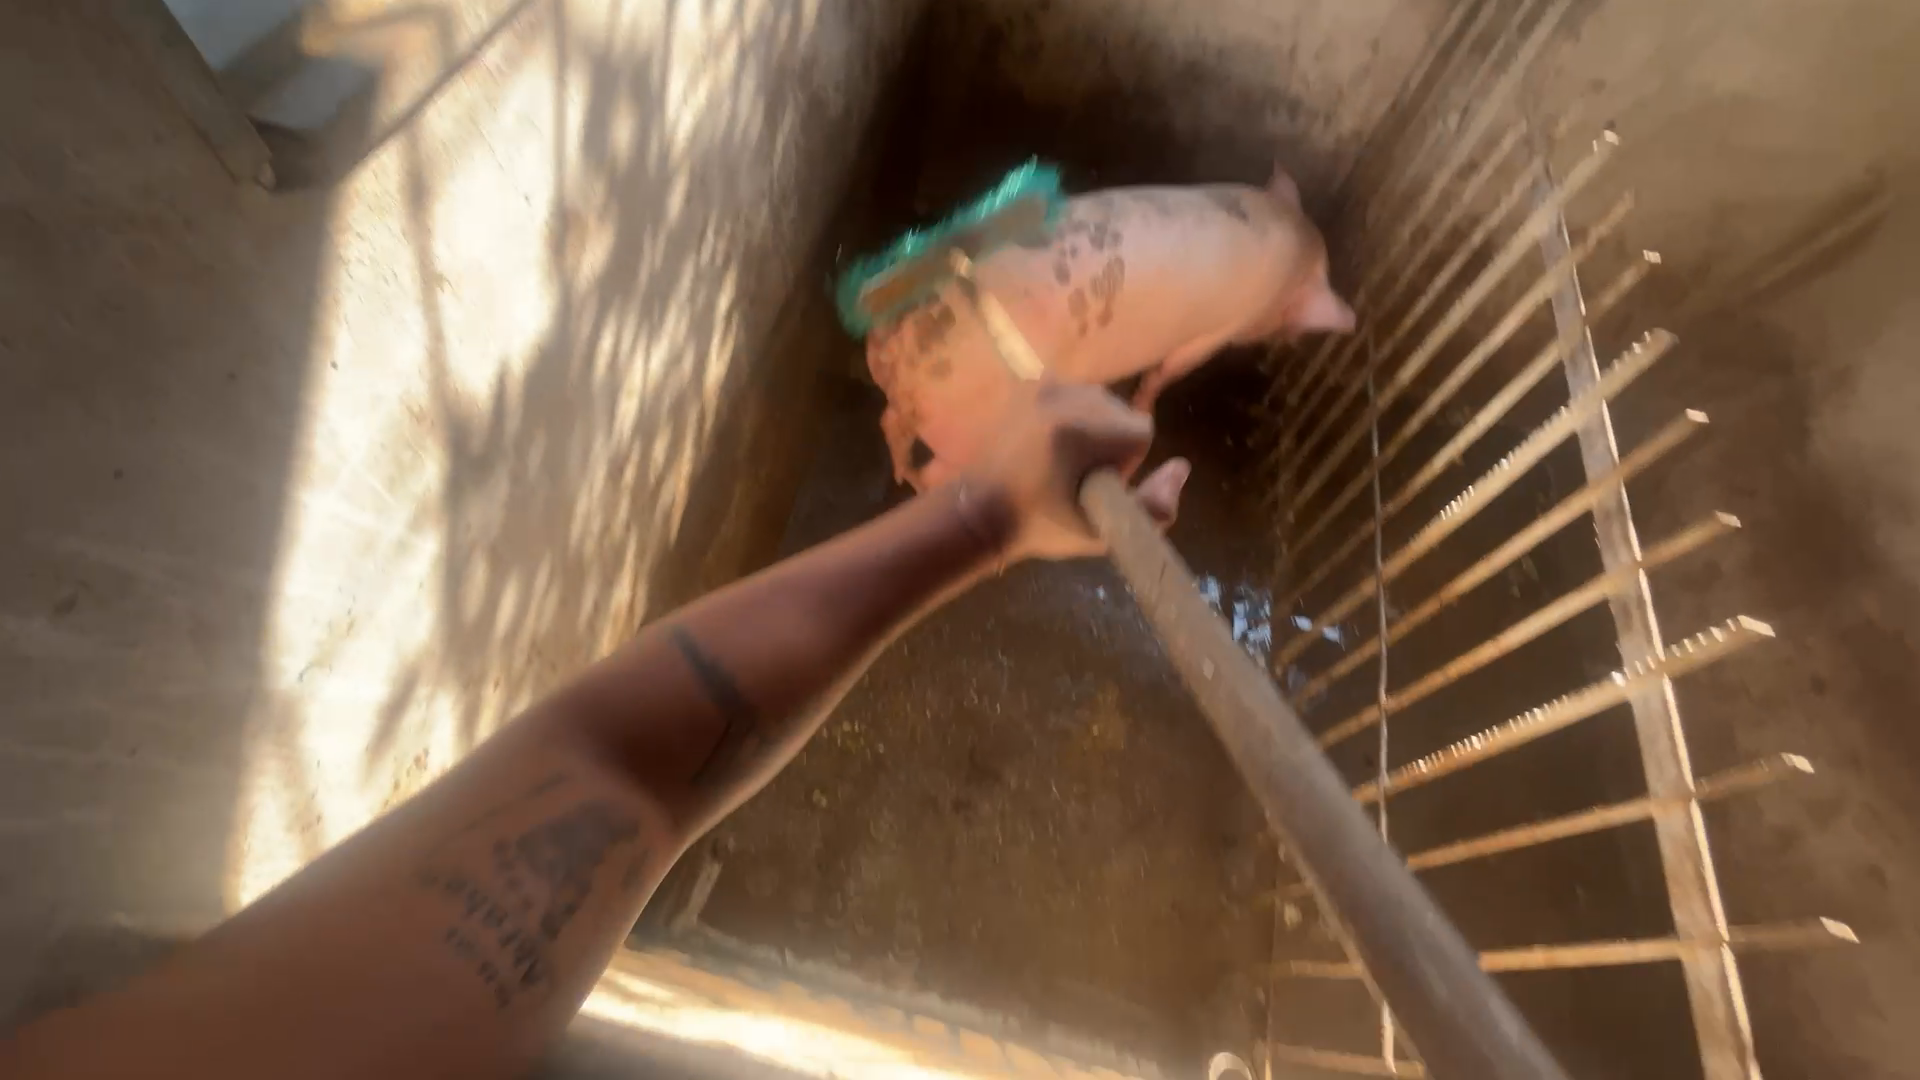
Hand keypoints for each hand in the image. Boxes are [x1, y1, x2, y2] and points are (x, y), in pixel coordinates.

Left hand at [960, 380, 1190, 560]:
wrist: (980, 511)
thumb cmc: (1041, 526)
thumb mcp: (1101, 533)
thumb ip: (1154, 507)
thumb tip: (1181, 467)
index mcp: (1080, 429)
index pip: (1141, 432)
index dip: (1124, 465)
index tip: (1094, 486)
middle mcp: (1064, 396)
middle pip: (1122, 413)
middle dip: (1110, 444)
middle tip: (1073, 477)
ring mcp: (1043, 386)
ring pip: (1100, 402)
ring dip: (1092, 429)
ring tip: (1058, 462)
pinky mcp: (1030, 385)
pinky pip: (1074, 396)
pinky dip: (1071, 417)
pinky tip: (1046, 444)